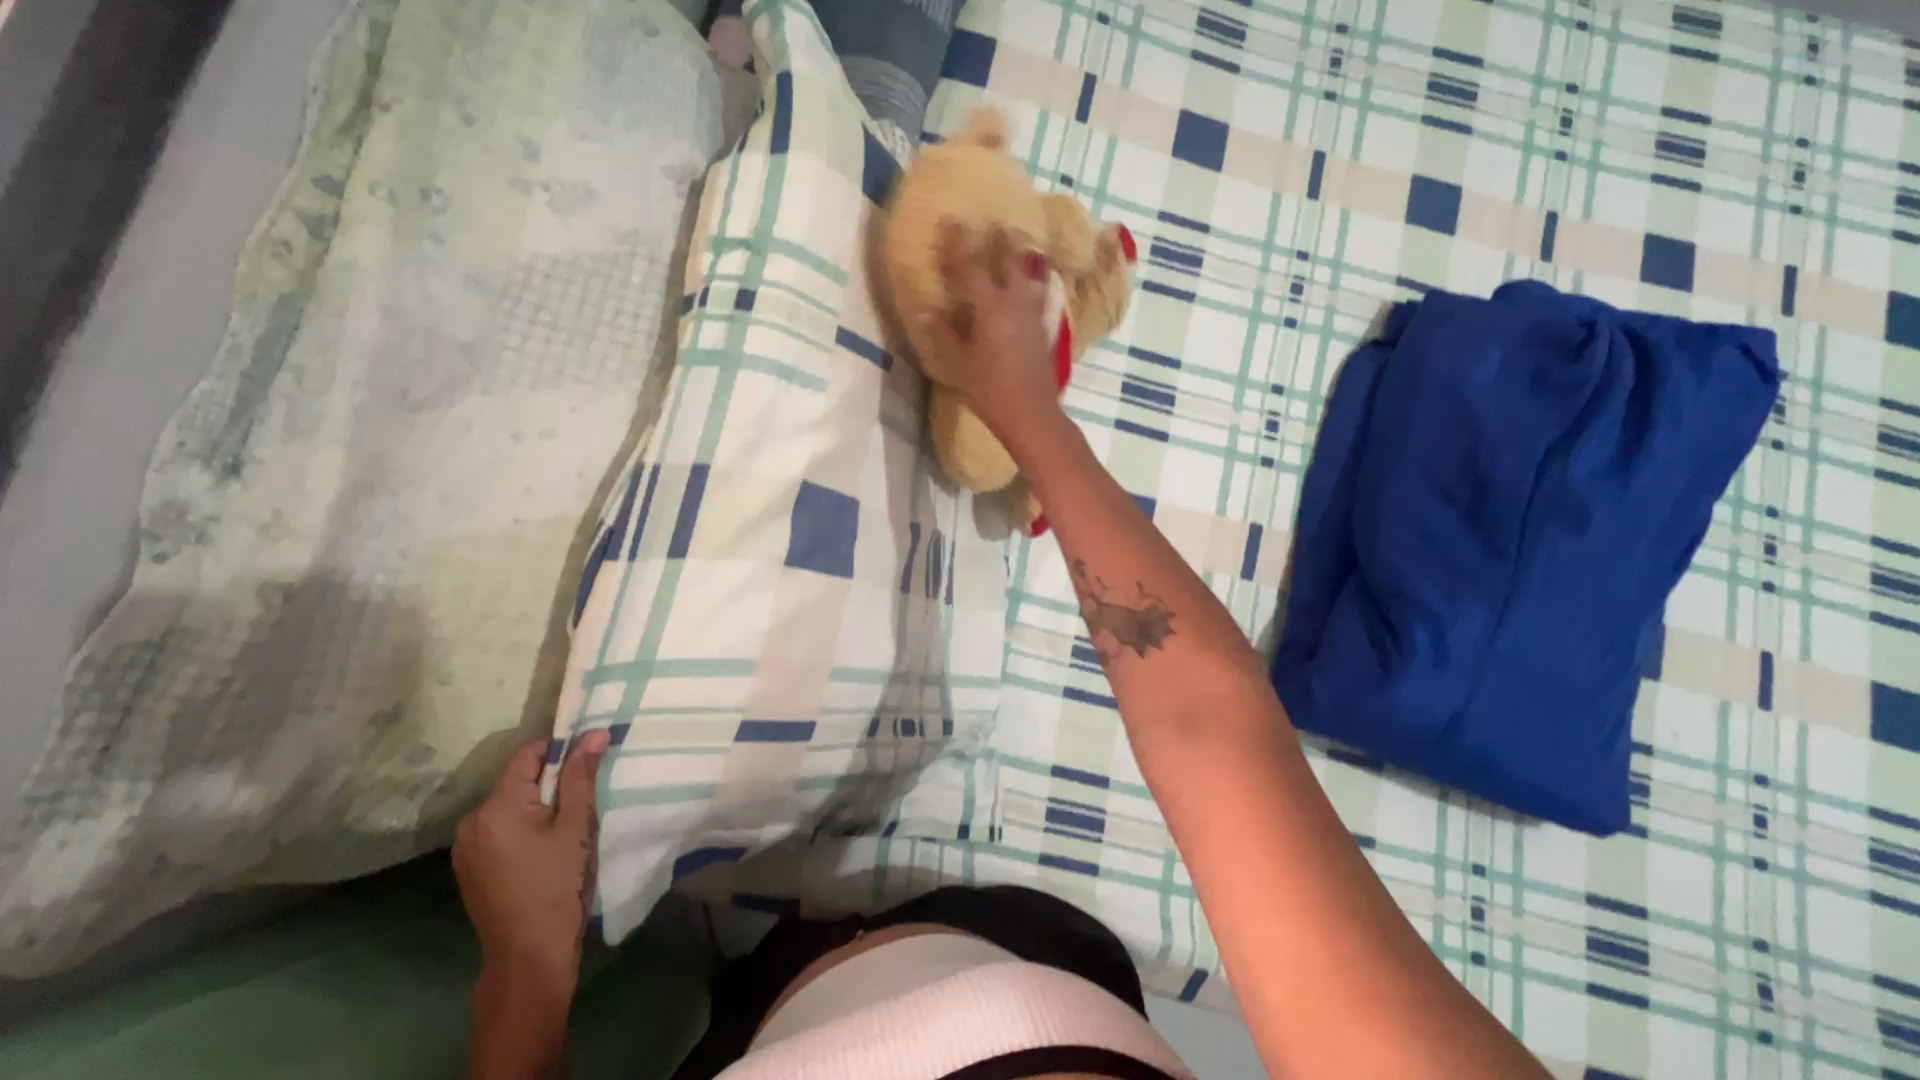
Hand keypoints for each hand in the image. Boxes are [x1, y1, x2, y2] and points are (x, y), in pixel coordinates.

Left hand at [454, 729, 609, 995]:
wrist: (528, 956)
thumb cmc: (559, 885)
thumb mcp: (578, 826)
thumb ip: (581, 776)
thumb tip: (594, 733)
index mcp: (497, 805)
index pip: (529, 754)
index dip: (561, 750)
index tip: (589, 763)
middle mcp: (472, 820)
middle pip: (518, 782)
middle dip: (551, 785)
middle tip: (583, 806)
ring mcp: (466, 847)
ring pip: (509, 808)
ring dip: (536, 809)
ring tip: (566, 833)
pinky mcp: (469, 869)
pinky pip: (499, 832)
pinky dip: (522, 831)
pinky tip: (543, 855)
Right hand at [920, 218, 1061, 444]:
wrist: (1032, 415)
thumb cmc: (990, 391)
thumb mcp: (959, 364)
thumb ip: (943, 334)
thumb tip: (926, 310)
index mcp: (990, 307)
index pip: (971, 266)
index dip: (959, 243)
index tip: (952, 220)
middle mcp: (1015, 304)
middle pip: (1010, 262)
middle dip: (1002, 241)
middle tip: (996, 226)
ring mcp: (1034, 316)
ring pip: (1030, 277)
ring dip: (1022, 260)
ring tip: (1018, 247)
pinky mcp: (1044, 331)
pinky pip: (1040, 297)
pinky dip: (1034, 284)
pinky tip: (1034, 286)